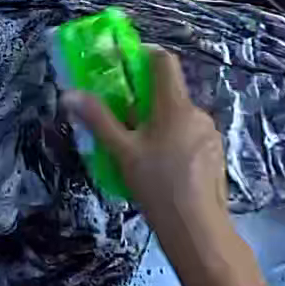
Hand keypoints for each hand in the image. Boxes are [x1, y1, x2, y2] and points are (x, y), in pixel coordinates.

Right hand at [63, 48, 228, 235]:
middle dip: (143, 99)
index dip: (144, 54)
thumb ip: (98, 119)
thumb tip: (69, 94)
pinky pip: (189, 136)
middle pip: (168, 92)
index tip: (123, 63)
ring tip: (138, 149)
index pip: (164, 61)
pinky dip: (172, 141)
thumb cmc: (158, 185)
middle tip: (120, 118)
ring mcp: (210, 135)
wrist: (199, 231)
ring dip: (158, 123)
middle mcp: (196, 113)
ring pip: (179, 117)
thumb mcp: (122, 152)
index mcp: (175, 105)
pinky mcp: (215, 156)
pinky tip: (160, 168)